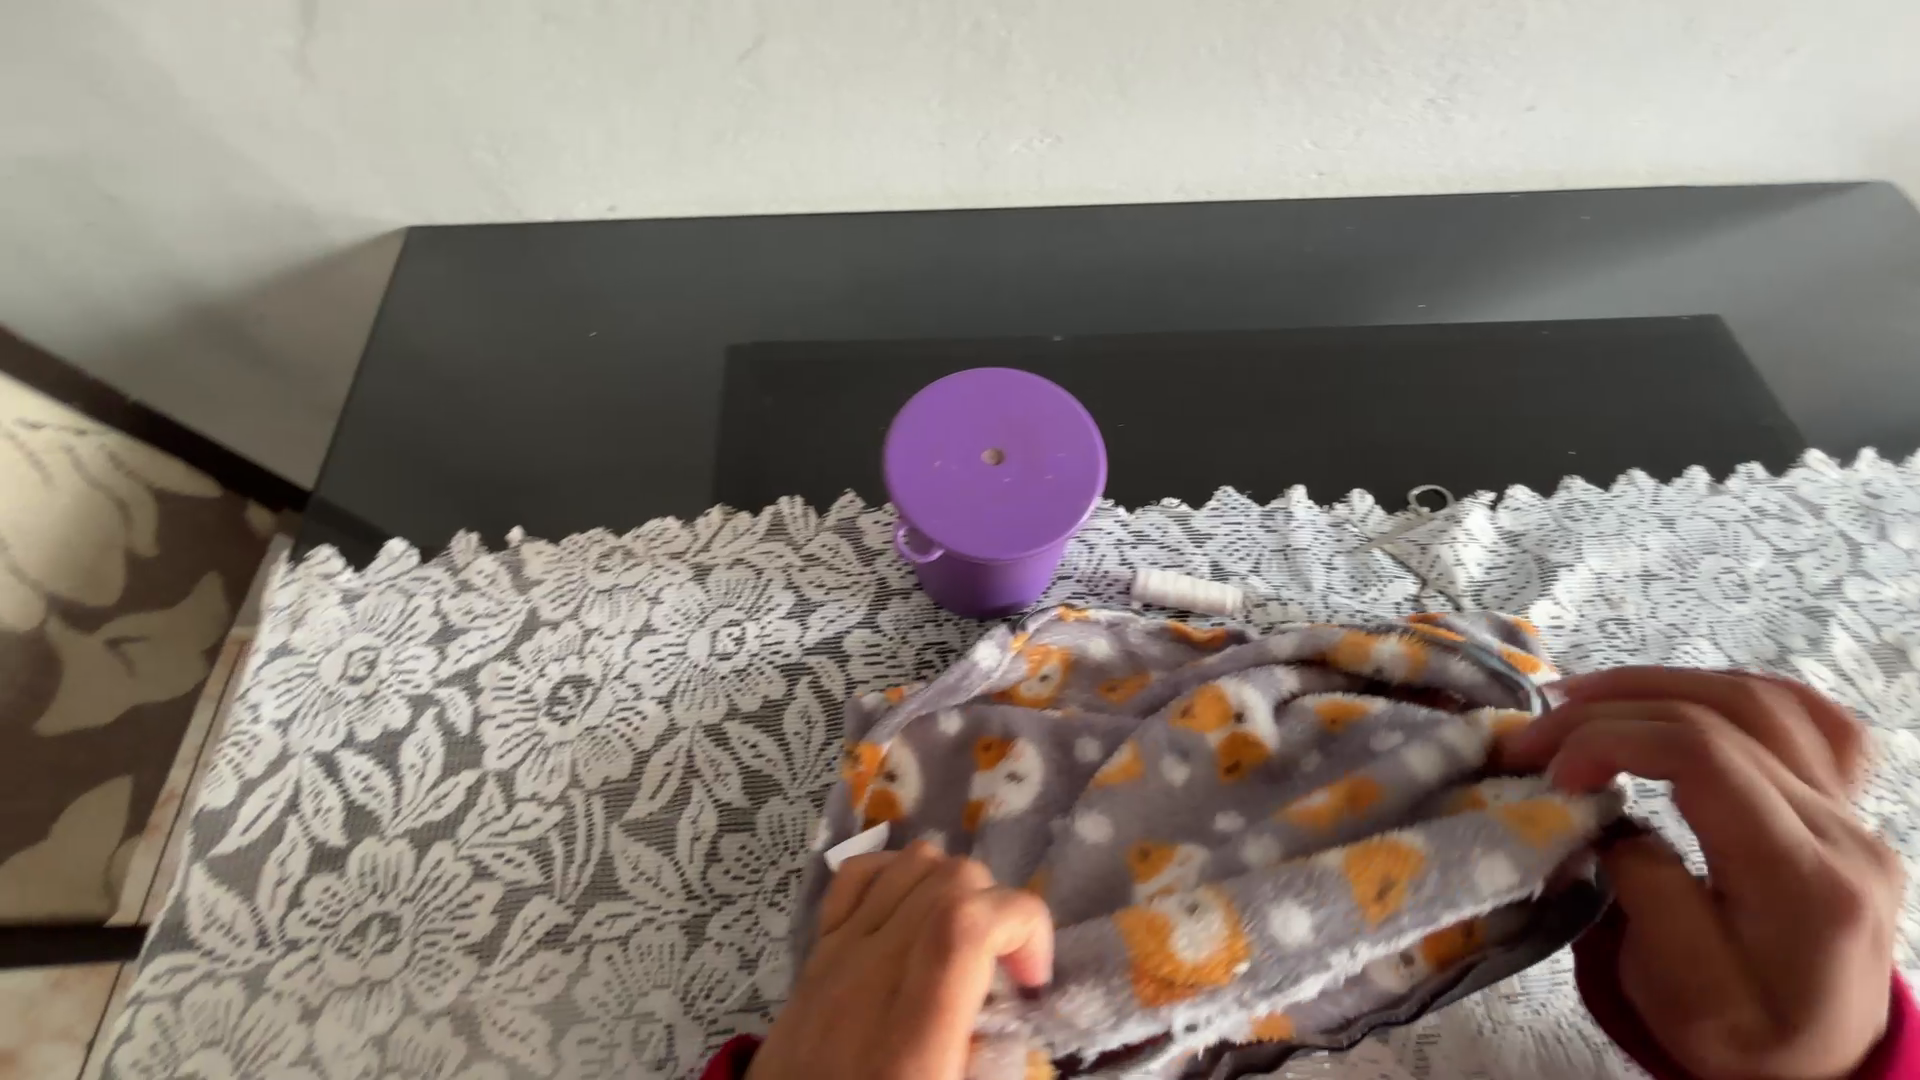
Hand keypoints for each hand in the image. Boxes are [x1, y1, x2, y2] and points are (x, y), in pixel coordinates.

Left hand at [749, 842, 1052, 1079]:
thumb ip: (999, 1066)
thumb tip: (1026, 1028)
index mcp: (910, 1041)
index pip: (965, 924)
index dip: (1022, 923)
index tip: (1032, 979)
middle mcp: (871, 979)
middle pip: (950, 880)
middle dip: (999, 907)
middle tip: (1005, 970)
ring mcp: (837, 955)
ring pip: (913, 862)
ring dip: (956, 886)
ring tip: (965, 940)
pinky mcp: (816, 950)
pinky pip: (860, 873)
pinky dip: (900, 873)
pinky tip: (915, 914)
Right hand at [1499, 667, 1900, 1079]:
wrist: (1813, 1057)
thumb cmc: (1736, 1030)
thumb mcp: (1679, 990)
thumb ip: (1648, 895)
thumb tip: (1612, 821)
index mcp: (1806, 880)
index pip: (1703, 755)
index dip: (1607, 741)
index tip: (1546, 774)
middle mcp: (1843, 832)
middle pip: (1716, 716)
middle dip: (1600, 713)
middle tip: (1529, 740)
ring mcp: (1851, 811)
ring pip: (1756, 698)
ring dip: (1649, 685)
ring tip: (1575, 700)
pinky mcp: (1836, 803)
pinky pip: (1799, 715)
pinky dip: (1721, 689)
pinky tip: (1665, 698)